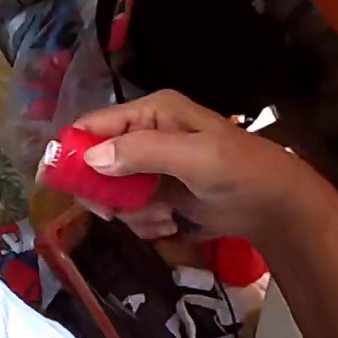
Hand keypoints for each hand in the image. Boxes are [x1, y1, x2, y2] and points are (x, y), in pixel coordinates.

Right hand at [70, 90, 337, 240]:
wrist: (278, 208)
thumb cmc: (241, 172)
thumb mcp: (196, 157)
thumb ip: (143, 152)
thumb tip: (91, 158)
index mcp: (150, 113)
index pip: (93, 125)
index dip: (72, 150)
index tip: (60, 181)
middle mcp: (143, 136)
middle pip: (94, 164)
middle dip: (107, 192)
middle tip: (115, 212)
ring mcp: (149, 168)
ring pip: (111, 194)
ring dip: (132, 212)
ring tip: (164, 217)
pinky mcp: (156, 194)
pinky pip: (130, 212)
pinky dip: (145, 223)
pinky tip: (170, 224)